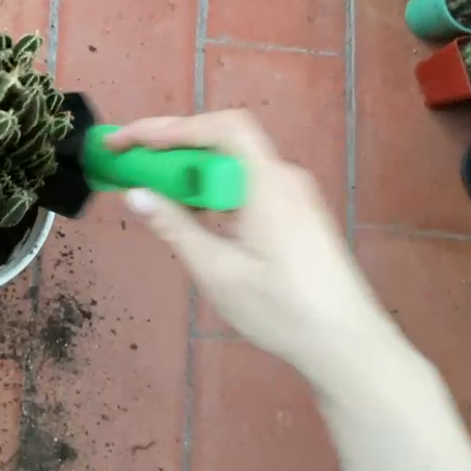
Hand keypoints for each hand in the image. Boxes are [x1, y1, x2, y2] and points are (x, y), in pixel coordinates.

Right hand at [106, 111, 407, 393]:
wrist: (346, 344)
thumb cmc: (281, 309)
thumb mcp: (217, 270)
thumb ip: (175, 227)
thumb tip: (135, 194)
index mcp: (267, 185)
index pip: (222, 128)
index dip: (171, 126)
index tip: (129, 142)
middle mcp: (282, 178)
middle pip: (222, 139)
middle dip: (168, 143)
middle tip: (124, 157)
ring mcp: (289, 195)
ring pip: (230, 162)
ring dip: (185, 165)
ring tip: (144, 180)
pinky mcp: (290, 212)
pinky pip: (240, 183)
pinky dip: (205, 185)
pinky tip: (184, 207)